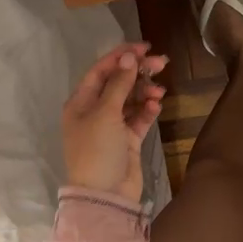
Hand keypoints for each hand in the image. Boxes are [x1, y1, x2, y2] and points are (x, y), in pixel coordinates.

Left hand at [62, 42, 167, 201]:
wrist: (105, 194)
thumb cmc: (97, 150)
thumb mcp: (105, 113)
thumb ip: (118, 83)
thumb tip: (129, 57)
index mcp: (80, 102)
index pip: (101, 70)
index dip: (121, 56)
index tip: (144, 47)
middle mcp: (94, 111)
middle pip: (118, 83)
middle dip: (138, 72)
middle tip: (162, 63)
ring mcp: (112, 126)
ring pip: (131, 99)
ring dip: (145, 91)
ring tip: (160, 91)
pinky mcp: (127, 140)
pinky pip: (139, 117)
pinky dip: (148, 109)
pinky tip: (157, 105)